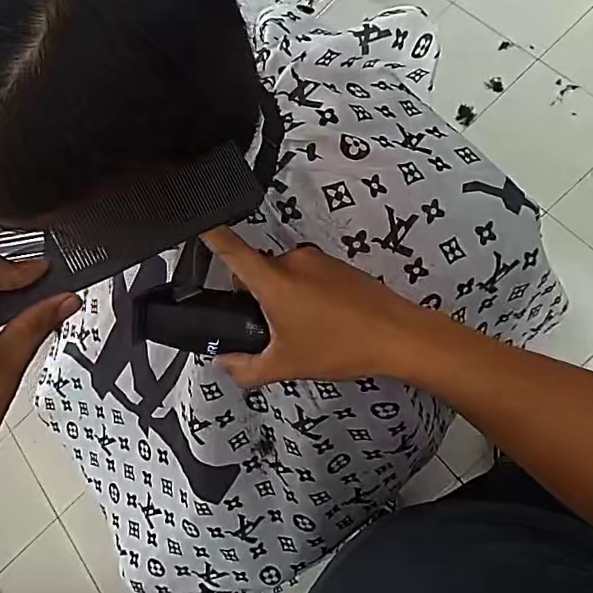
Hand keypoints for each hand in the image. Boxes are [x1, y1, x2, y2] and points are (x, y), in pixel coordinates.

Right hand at [198, 226, 452, 387]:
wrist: (397, 336)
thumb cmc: (345, 345)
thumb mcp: (285, 365)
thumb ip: (245, 367)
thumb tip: (227, 363)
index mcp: (274, 280)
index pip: (230, 247)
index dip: (208, 234)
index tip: (195, 224)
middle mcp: (295, 261)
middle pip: (257, 268)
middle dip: (254, 294)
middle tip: (267, 326)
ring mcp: (320, 261)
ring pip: (284, 274)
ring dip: (283, 296)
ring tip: (302, 330)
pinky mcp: (339, 266)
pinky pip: (309, 276)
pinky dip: (306, 294)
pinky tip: (322, 322)